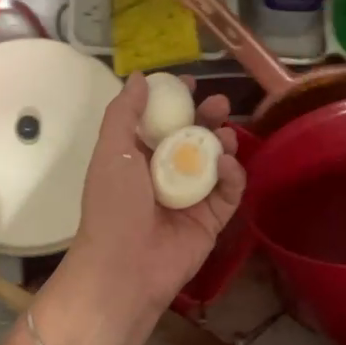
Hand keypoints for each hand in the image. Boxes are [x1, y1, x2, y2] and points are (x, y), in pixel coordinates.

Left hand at [67, 73, 245, 307]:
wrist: (124, 266)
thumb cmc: (113, 204)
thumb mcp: (112, 149)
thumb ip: (125, 111)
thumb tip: (140, 77)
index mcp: (136, 157)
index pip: (160, 122)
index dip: (175, 101)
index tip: (190, 83)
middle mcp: (164, 175)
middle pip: (192, 137)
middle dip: (206, 117)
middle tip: (218, 104)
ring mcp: (190, 198)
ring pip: (215, 162)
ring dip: (222, 143)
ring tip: (225, 134)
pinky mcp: (211, 220)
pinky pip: (229, 192)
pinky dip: (233, 175)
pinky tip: (229, 165)